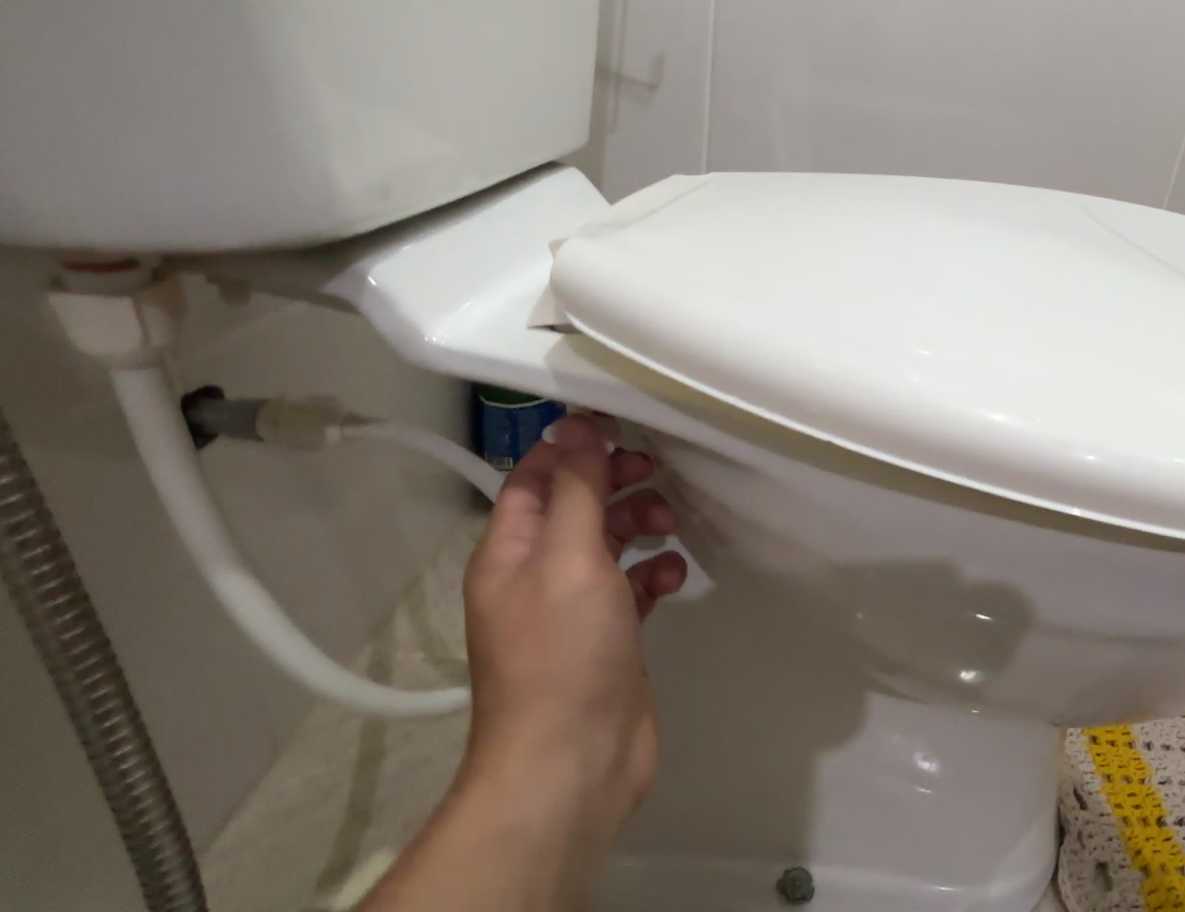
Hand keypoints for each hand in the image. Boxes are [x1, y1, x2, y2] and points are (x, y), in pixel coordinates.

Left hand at [459, 415, 685, 844]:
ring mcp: (575, 606)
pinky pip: (633, 584)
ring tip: (669, 527)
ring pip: (610, 542)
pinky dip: (654, 572)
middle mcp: (537, 573)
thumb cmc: (564, 651)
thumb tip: (575, 425)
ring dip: (641, 524)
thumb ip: (577, 488)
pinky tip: (674, 577)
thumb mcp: (570, 557)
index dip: (573, 446)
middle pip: (577, 504)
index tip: (622, 424)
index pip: (536, 477)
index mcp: (511, 550)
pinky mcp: (611, 634)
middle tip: (655, 471)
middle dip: (615, 482)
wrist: (575, 760)